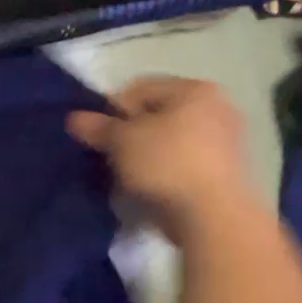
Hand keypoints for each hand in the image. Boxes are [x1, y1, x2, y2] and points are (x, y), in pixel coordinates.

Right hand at [67, 76, 257, 238]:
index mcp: (195, 89)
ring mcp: (227, 137)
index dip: (111, 111)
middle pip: (156, 114)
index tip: (98, 137)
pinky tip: (151, 186)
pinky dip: (164, 169)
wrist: (211, 214)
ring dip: (145, 153)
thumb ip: (97, 126)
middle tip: (111, 157)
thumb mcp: (121, 141)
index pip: (139, 89)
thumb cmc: (165, 164)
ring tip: (129, 175)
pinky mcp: (226, 168)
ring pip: (169, 138)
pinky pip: (183, 159)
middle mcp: (218, 105)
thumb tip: (74, 118)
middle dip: (129, 133)